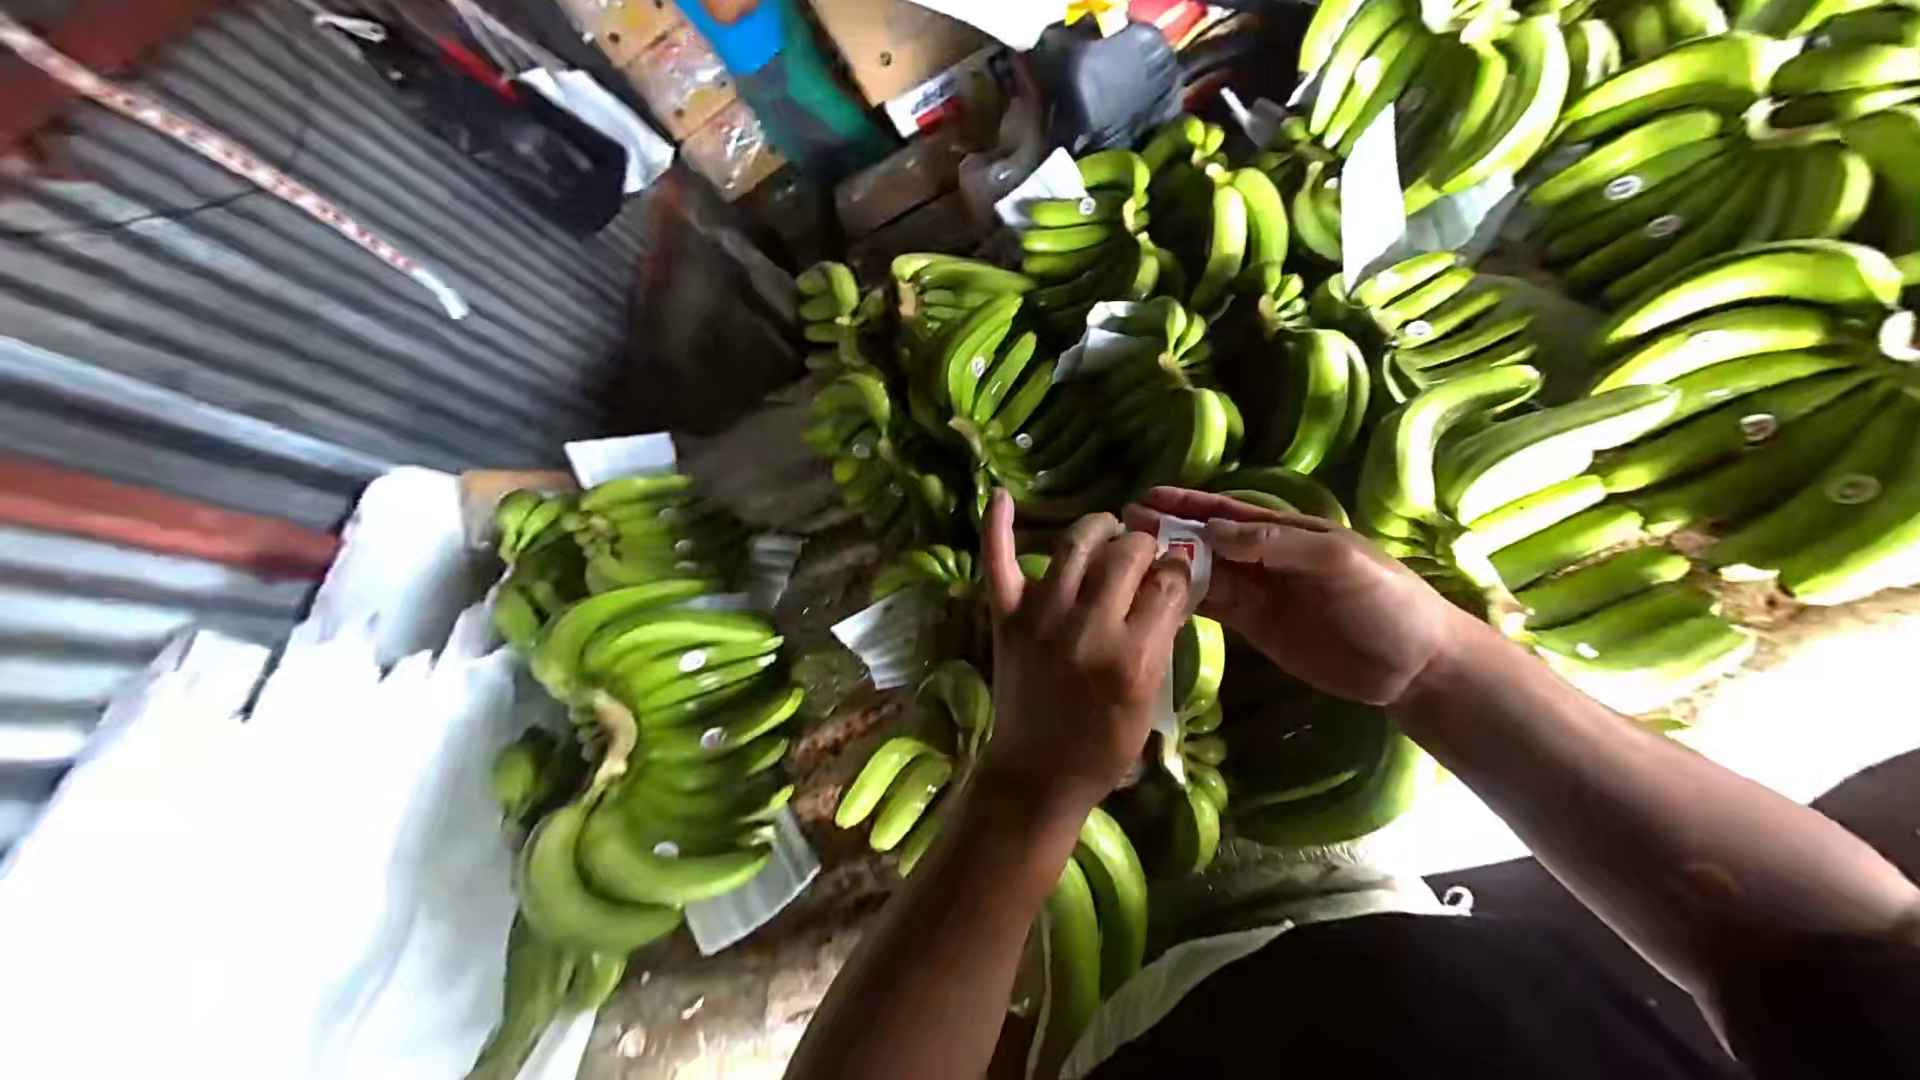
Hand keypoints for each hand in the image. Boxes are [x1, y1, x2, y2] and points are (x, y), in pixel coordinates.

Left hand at [976, 490, 1192, 814]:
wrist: (1037, 769)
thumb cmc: (1104, 744)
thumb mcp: (1150, 695)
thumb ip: (1163, 634)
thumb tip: (1175, 579)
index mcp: (1132, 654)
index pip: (1167, 582)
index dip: (1177, 567)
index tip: (1176, 567)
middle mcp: (1087, 626)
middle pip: (1126, 555)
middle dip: (1144, 545)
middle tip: (1144, 552)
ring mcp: (1040, 616)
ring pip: (1076, 544)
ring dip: (1099, 528)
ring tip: (1110, 529)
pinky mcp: (1006, 616)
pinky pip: (999, 561)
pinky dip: (997, 525)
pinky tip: (1000, 494)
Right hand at [1124, 487, 1476, 706]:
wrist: (1413, 664)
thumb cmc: (1383, 599)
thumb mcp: (1334, 560)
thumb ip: (1273, 544)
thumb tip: (1210, 532)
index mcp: (1285, 532)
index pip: (1226, 513)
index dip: (1187, 505)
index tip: (1147, 498)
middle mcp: (1262, 557)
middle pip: (1204, 541)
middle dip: (1166, 531)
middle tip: (1124, 527)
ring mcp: (1255, 592)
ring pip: (1201, 572)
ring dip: (1168, 564)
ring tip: (1129, 559)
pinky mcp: (1252, 625)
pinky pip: (1210, 606)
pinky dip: (1182, 597)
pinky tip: (1154, 594)